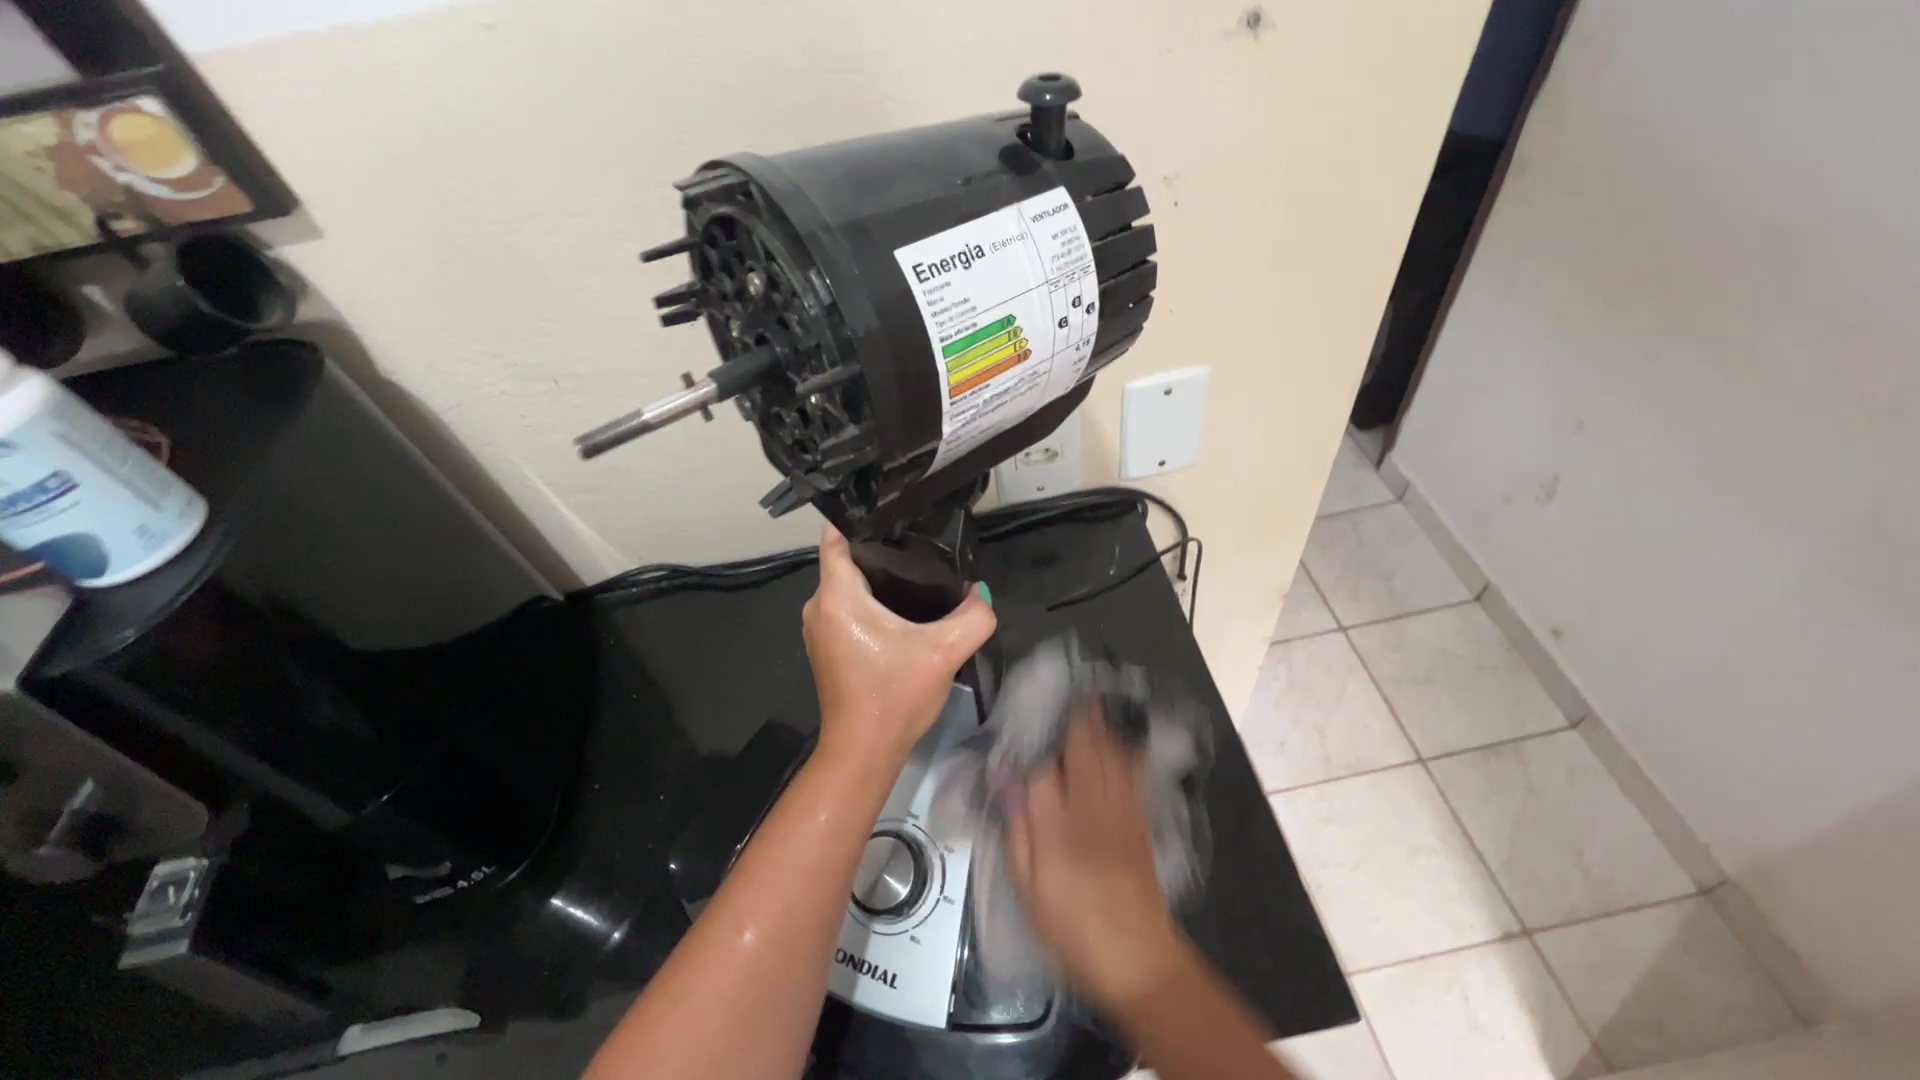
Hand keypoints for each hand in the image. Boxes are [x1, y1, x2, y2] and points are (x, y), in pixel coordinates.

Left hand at [802, 523, 995, 769]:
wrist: (863, 752)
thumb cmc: (894, 695)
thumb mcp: (944, 652)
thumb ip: (973, 617)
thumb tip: (977, 594)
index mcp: (837, 595)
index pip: (836, 536)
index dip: (860, 517)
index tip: (892, 509)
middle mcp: (818, 606)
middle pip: (847, 561)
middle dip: (880, 550)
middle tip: (920, 546)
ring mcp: (819, 629)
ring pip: (847, 587)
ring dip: (877, 581)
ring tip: (915, 576)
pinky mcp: (826, 648)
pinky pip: (846, 609)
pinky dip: (869, 604)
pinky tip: (901, 612)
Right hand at [1006, 710, 1186, 1013]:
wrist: (1136, 957)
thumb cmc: (1071, 926)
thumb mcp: (1028, 885)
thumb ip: (1017, 830)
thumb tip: (1006, 781)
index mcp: (1058, 825)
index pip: (1042, 771)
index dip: (1032, 750)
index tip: (1024, 732)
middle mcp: (1092, 809)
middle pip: (1085, 752)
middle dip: (1080, 721)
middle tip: (1076, 692)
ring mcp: (1122, 814)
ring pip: (1112, 759)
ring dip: (1104, 730)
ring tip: (1095, 706)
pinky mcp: (1141, 824)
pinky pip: (1134, 777)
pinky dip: (1128, 754)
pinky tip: (1124, 744)